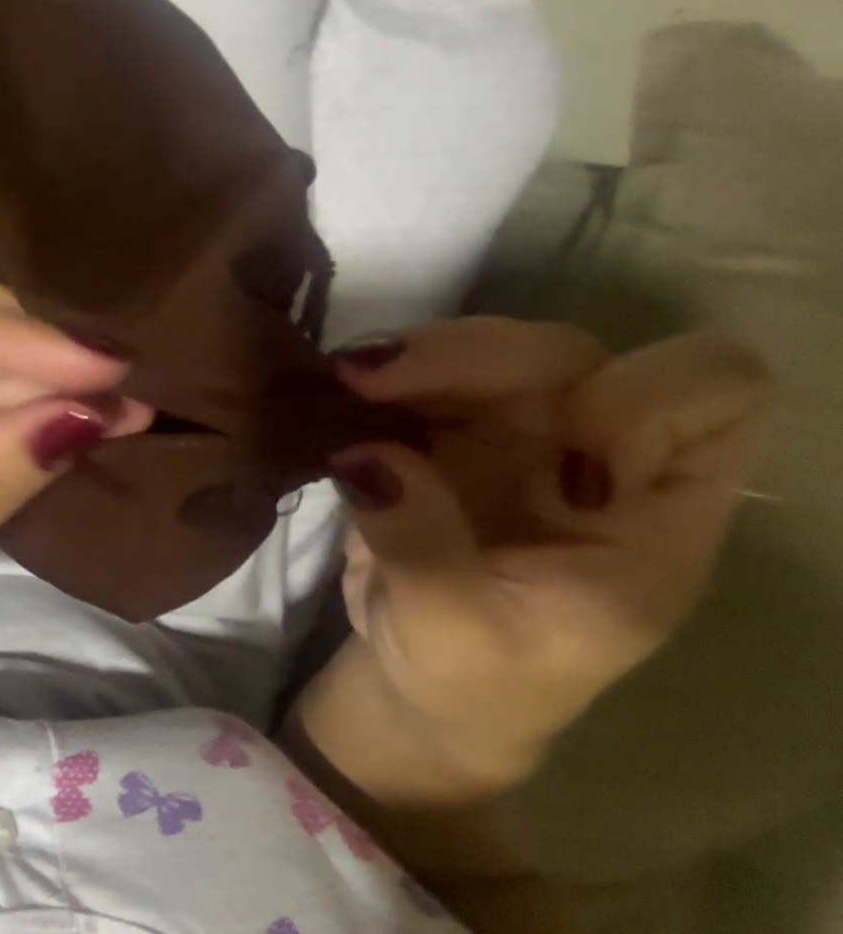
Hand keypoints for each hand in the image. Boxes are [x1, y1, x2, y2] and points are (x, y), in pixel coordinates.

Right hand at [325, 318, 771, 785]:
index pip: (705, 396)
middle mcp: (591, 455)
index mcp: (647, 513)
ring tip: (341, 382)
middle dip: (473, 355)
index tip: (543, 460)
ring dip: (414, 357)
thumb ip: (420, 545)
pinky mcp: (445, 435)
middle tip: (368, 378)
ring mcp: (513, 438)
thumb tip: (362, 454)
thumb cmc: (472, 679)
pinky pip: (420, 375)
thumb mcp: (455, 633)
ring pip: (485, 350)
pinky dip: (378, 376)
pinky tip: (334, 395)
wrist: (424, 688)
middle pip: (569, 356)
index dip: (630, 401)